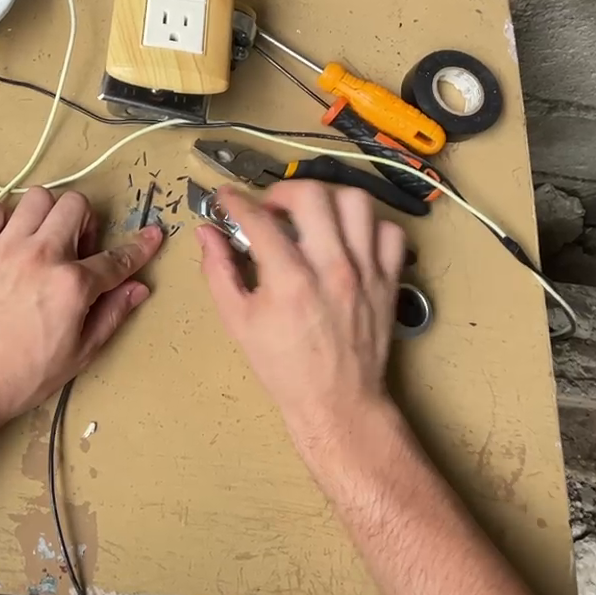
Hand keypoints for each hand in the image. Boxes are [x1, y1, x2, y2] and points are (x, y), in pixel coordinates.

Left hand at [0, 187, 163, 433]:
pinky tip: (8, 240)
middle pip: (76, 205)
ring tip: (44, 240)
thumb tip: (139, 288)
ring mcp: (5, 248)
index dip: (140, 247)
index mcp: (72, 285)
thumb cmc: (23, 377)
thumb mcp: (79, 354)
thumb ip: (112, 314)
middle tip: (78, 250)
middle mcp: (41, 256)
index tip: (152, 235)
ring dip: (48, 213)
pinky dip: (2, 217)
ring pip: (37, 197)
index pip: (116, 258)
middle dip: (86, 222)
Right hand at [199, 181, 406, 447]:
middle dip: (283, 191)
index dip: (235, 200)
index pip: (259, 218)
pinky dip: (367, 225)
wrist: (338, 403)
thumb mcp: (237, 321)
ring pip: (356, 202)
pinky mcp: (388, 280)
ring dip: (327, 199)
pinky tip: (347, 237)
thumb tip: (206, 233)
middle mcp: (331, 267)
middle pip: (312, 195)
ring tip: (311, 215)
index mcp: (289, 280)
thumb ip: (218, 271)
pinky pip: (389, 231)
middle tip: (271, 208)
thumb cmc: (283, 366)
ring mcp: (365, 271)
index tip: (227, 197)